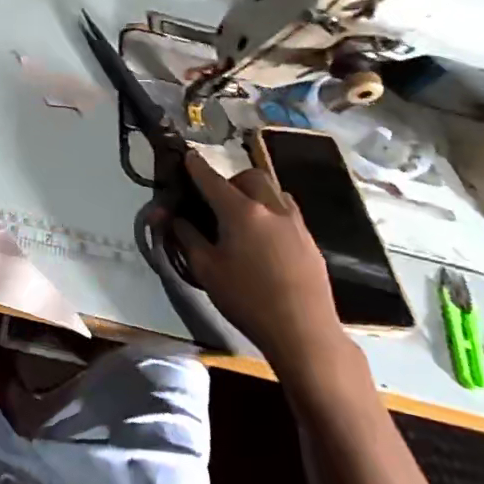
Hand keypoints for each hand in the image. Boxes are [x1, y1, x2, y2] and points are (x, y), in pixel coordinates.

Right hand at [173, 150, 347, 375]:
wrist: (302, 329)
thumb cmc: (246, 299)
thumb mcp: (206, 270)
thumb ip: (187, 238)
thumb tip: (174, 218)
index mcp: (240, 211)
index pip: (212, 179)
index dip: (197, 166)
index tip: (188, 155)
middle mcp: (270, 206)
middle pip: (250, 176)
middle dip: (232, 179)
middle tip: (218, 200)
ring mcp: (295, 221)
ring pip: (273, 190)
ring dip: (255, 193)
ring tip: (244, 217)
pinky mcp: (309, 238)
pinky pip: (287, 210)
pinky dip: (271, 211)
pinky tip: (266, 238)